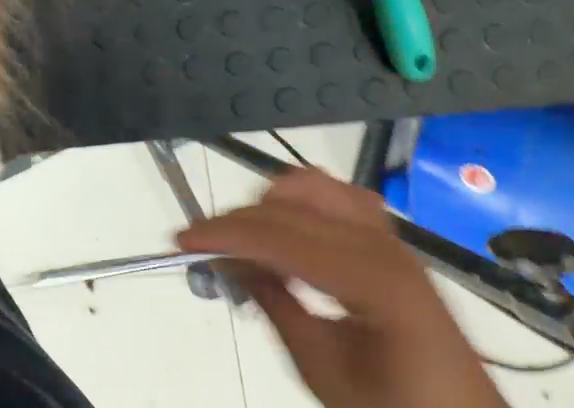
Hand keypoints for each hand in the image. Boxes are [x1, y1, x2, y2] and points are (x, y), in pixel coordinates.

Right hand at [179, 170, 508, 407]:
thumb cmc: (392, 405)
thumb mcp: (323, 370)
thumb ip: (275, 306)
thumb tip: (225, 260)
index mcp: (374, 283)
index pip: (281, 236)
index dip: (224, 233)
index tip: (180, 241)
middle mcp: (386, 249)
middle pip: (290, 208)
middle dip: (237, 221)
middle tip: (205, 249)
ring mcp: (392, 241)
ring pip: (314, 186)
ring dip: (269, 203)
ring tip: (247, 238)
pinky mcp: (392, 243)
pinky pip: (339, 196)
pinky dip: (301, 201)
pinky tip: (285, 231)